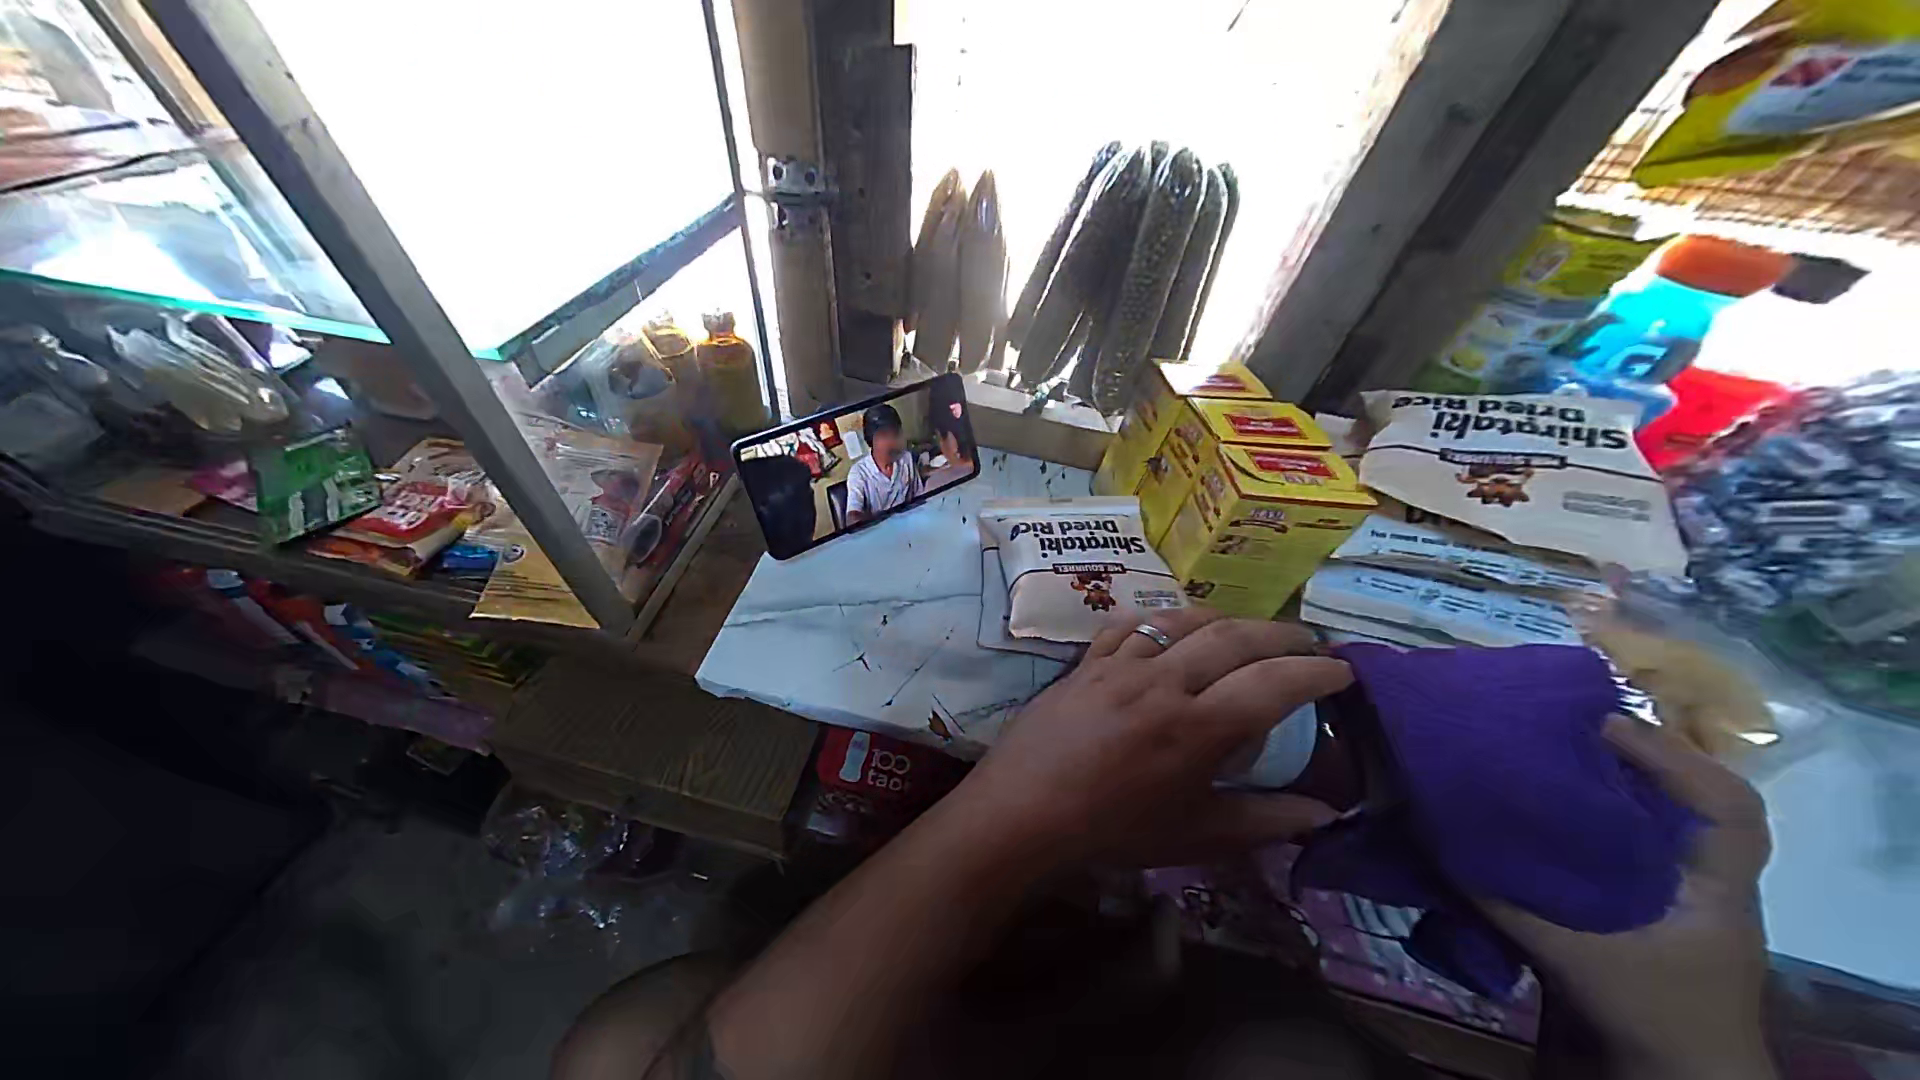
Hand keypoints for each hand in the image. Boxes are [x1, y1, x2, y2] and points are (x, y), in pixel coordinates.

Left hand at [948, 608, 1352, 868]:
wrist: (1023, 809)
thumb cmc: (1111, 830)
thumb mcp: (1194, 835)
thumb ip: (1263, 820)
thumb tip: (1325, 812)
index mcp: (1196, 728)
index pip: (1273, 684)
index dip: (1315, 672)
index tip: (1340, 670)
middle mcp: (1162, 682)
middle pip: (1233, 638)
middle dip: (1280, 633)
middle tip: (1305, 641)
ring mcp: (1120, 665)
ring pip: (1181, 621)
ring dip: (1224, 619)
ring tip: (1245, 630)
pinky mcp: (1087, 662)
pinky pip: (1128, 625)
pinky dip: (1159, 619)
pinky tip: (1168, 626)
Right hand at [1479, 715, 1774, 1079]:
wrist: (1667, 1072)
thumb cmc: (1642, 1009)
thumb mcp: (1569, 953)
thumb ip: (1499, 892)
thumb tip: (1430, 826)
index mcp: (1716, 884)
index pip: (1727, 806)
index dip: (1669, 755)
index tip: (1596, 723)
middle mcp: (1706, 872)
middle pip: (1691, 789)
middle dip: (1631, 746)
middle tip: (1557, 716)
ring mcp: (1680, 879)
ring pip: (1659, 804)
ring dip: (1609, 767)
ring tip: (1545, 737)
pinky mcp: (1645, 887)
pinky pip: (1626, 826)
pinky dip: (1592, 797)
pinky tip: (1542, 785)